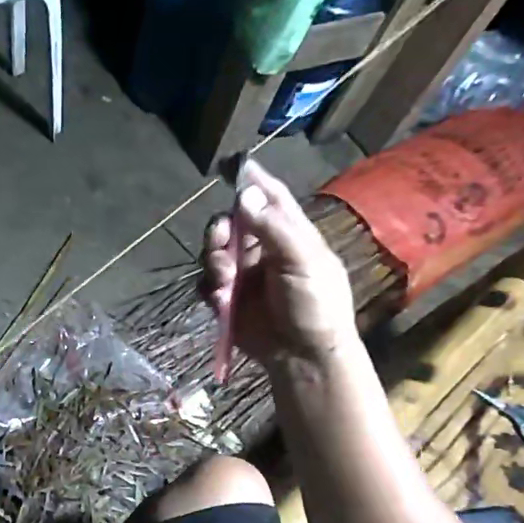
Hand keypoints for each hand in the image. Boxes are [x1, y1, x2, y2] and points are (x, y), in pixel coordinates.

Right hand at [202, 160, 356, 373]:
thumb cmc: (315, 305)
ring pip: (214, 252)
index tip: (230, 165)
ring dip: (214, 261)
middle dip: (221, 229)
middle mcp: (263, 249)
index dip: (250, 180)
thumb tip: (245, 193)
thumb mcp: (302, 261)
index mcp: (289, 233)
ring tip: (225, 282)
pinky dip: (209, 289)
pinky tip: (221, 301)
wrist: (303, 357)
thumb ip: (273, 227)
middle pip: (231, 223)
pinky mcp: (228, 300)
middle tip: (222, 239)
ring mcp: (244, 275)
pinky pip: (207, 283)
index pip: (268, 196)